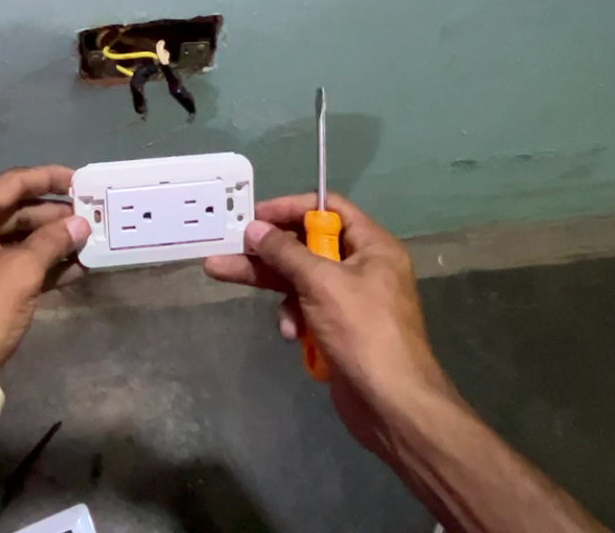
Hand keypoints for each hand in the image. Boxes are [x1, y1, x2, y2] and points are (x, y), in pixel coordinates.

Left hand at [0, 165, 89, 373]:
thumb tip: (81, 224)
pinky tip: (71, 270)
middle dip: (52, 217)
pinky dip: (34, 265)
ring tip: (86, 244)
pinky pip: (4, 264)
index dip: (48, 179)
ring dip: (48, 243)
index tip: (79, 181)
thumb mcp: (22, 273)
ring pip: (11, 240)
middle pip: (12, 212)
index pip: (11, 184)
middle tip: (90, 218)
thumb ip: (52, 242)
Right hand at [204, 193, 457, 453]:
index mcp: (372, 247)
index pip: (328, 209)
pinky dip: (293, 316)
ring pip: (298, 276)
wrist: (393, 407)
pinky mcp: (337, 328)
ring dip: (270, 282)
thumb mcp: (321, 283)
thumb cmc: (363, 333)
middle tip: (227, 243)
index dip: (290, 208)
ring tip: (221, 273)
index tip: (255, 215)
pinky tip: (291, 333)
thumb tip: (254, 228)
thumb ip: (285, 252)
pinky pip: (305, 307)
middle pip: (306, 244)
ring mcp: (349, 299)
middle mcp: (362, 267)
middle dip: (265, 247)